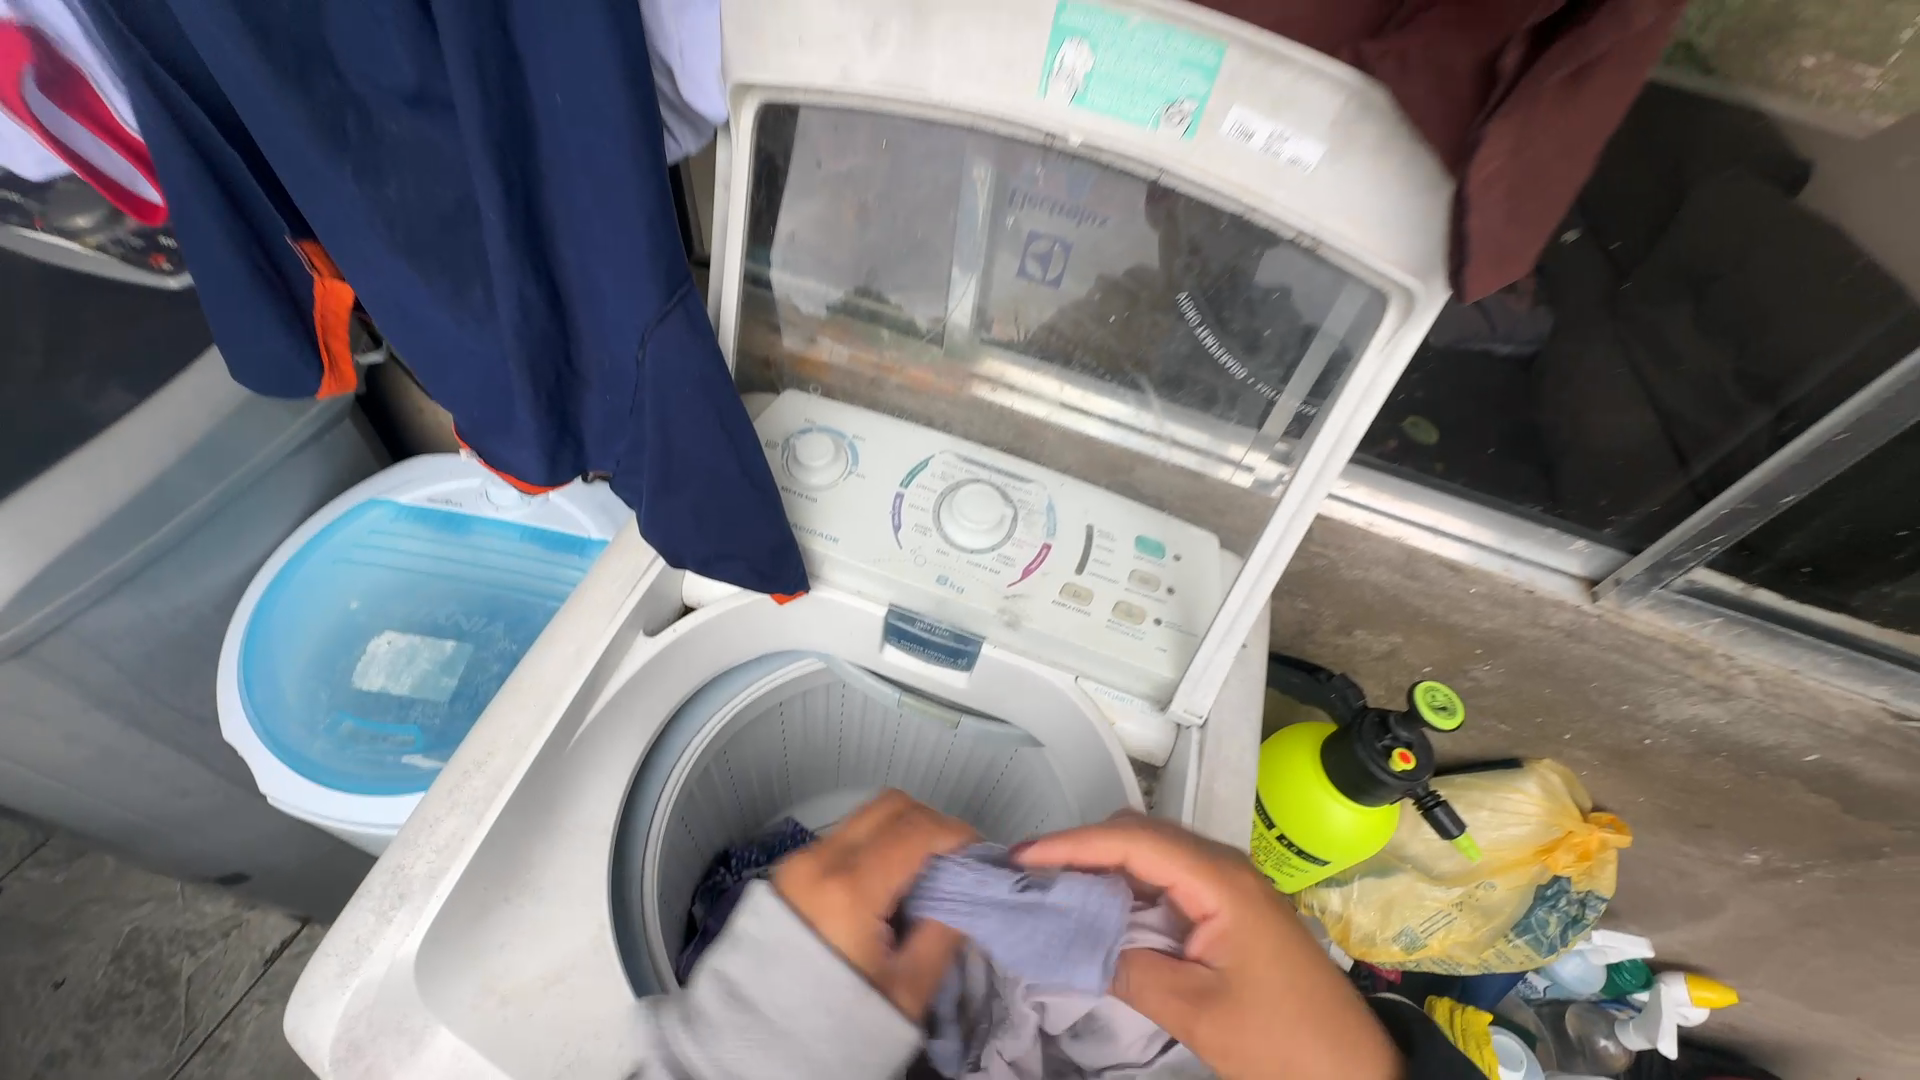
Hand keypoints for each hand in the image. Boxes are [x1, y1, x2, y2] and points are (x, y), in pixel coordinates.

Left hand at [772, 790, 974, 1021]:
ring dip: (903, 831)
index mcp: (850, 888)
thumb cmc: (842, 1025)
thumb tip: (968, 891)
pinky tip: (890, 884)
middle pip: (891, 806)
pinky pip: (845, 836)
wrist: (762, 1051)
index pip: (917, 829)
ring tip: (924, 874)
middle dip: (932, 824)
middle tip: (955, 860)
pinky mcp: (789, 870)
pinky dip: (877, 844)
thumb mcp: (908, 990)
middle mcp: (820, 859)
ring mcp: (799, 860)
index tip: (980, 855)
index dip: (957, 833)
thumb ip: (945, 930)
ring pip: (866, 816)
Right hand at [1018, 813, 1401, 1079]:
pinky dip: (1126, 886)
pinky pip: (1165, 879)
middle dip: (1081, 848)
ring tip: (1053, 886)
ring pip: (1149, 853)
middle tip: (1031, 874)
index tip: (1023, 857)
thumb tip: (1072, 940)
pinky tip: (1100, 908)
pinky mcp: (1226, 905)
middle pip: (1138, 834)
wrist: (1359, 1073)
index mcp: (1217, 879)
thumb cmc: (1283, 1043)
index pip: (1131, 842)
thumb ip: (1128, 967)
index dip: (1072, 845)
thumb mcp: (1197, 1013)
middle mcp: (1220, 865)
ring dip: (1102, 865)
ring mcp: (1225, 883)